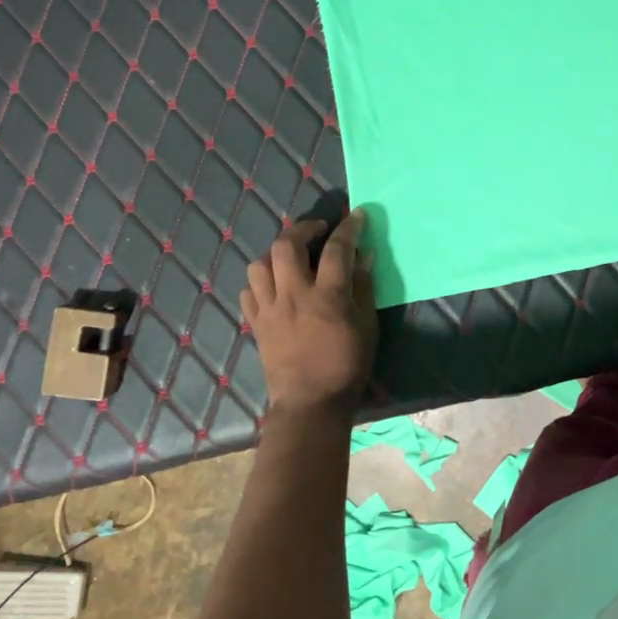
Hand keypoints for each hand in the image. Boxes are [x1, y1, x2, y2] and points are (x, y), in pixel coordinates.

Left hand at [240, 209, 377, 417]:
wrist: (310, 402)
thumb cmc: (347, 365)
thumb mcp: (368, 325)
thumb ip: (363, 287)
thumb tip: (364, 255)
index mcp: (328, 295)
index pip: (337, 248)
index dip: (348, 228)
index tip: (356, 216)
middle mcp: (294, 294)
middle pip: (287, 245)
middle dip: (303, 228)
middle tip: (318, 229)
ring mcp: (270, 308)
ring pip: (260, 264)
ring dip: (276, 252)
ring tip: (291, 256)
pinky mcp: (256, 323)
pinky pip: (249, 291)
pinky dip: (261, 280)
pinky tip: (274, 285)